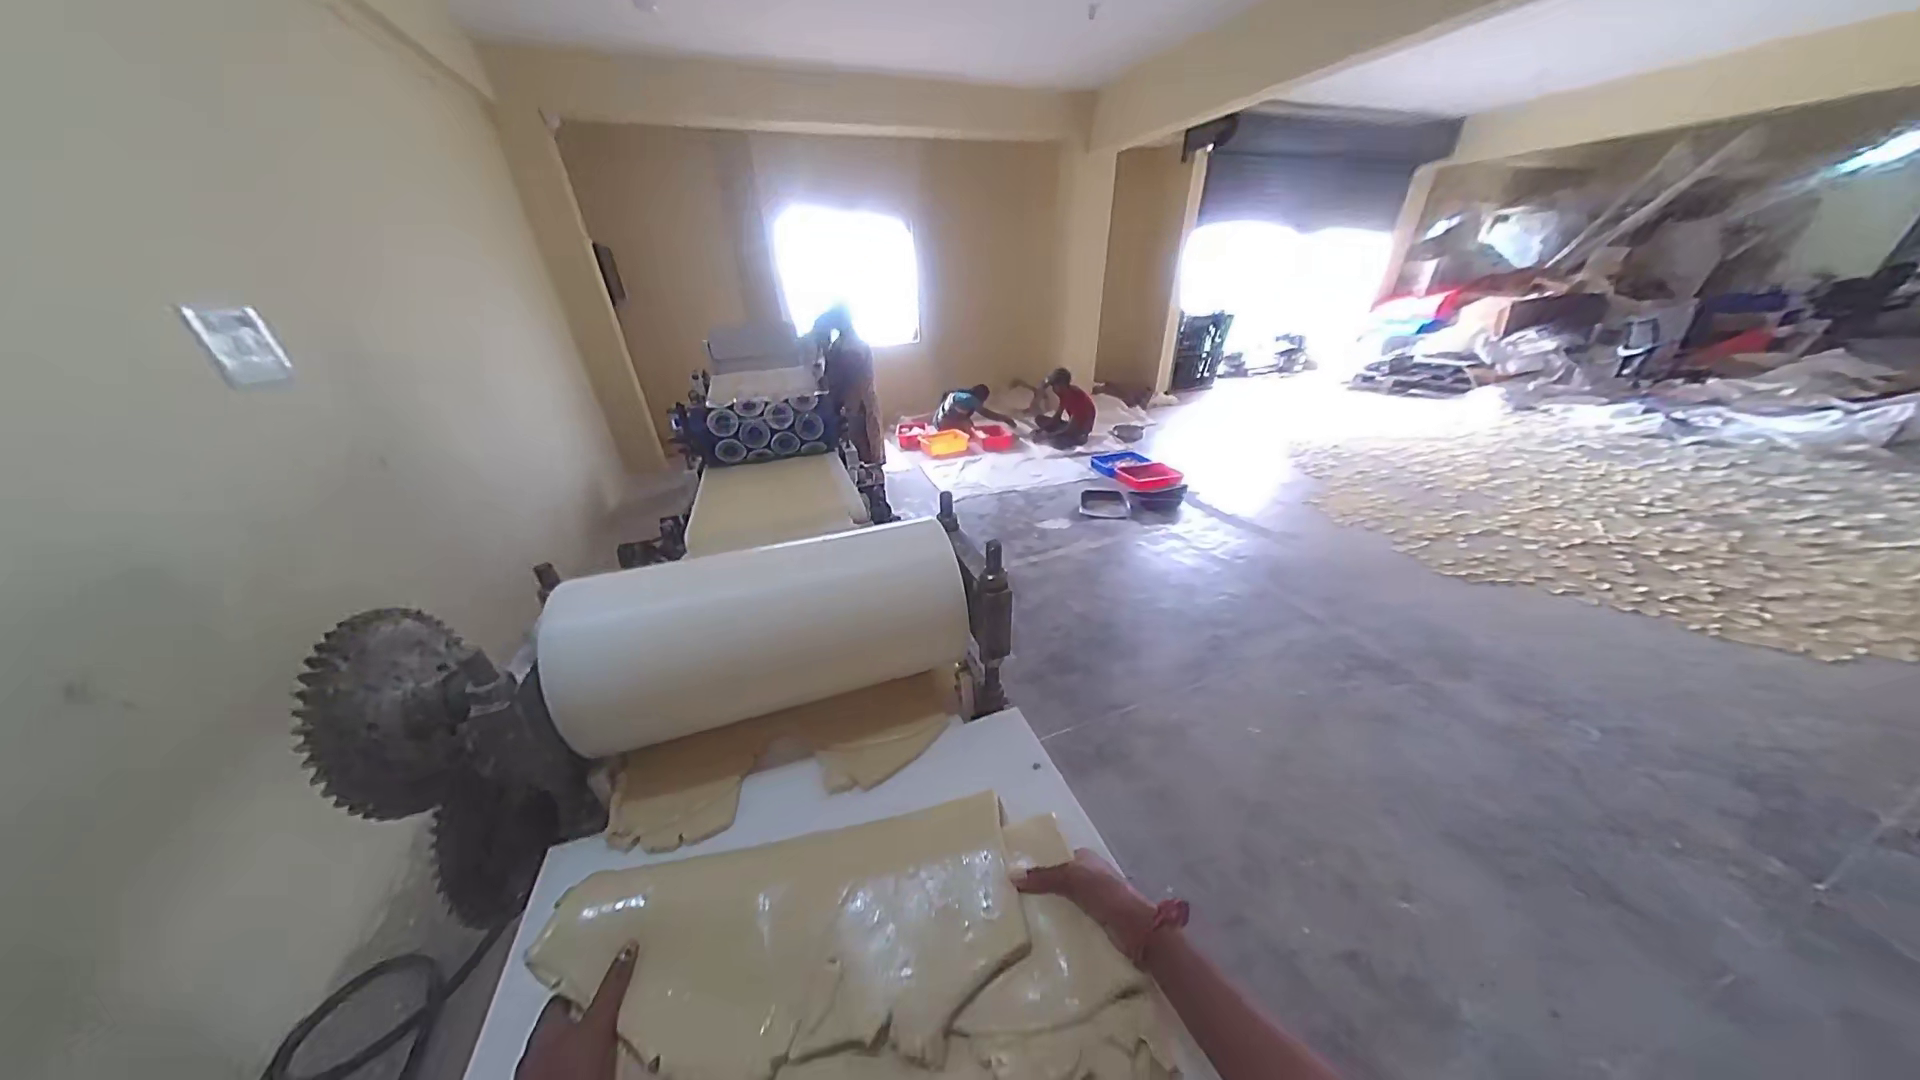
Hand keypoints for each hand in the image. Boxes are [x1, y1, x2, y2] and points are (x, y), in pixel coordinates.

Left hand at [516, 943, 637, 1079]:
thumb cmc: (575, 1071)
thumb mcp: (600, 1024)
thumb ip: (613, 987)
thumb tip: (627, 948)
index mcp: (544, 1029)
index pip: (563, 996)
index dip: (585, 983)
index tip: (607, 973)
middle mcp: (537, 1051)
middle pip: (568, 1020)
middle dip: (591, 1009)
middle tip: (619, 998)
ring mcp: (544, 1074)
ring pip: (570, 1045)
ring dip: (590, 1036)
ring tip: (619, 1029)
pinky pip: (575, 1065)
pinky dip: (590, 1059)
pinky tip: (608, 1059)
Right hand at [1014, 849, 1159, 963]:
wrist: (1139, 932)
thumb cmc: (1109, 895)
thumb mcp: (1074, 878)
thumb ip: (1045, 876)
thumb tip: (1012, 876)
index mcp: (1085, 859)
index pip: (1054, 857)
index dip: (1035, 863)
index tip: (1011, 874)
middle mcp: (1087, 878)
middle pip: (1056, 881)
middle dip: (1037, 888)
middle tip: (1009, 897)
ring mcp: (1091, 903)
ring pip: (1061, 902)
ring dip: (1044, 909)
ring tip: (1016, 917)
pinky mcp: (1093, 925)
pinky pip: (1068, 921)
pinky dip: (1055, 925)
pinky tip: (1037, 933)